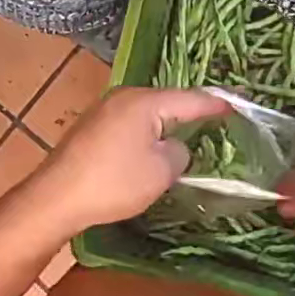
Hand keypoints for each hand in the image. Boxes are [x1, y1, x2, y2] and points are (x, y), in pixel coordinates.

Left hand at [18, 87, 231, 234]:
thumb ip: (181, 152)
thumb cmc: (113, 183)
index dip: (217, 103)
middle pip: (168, 101)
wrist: (56, 198)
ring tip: (191, 134)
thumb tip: (175, 147)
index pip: (191, 98)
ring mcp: (104, 110)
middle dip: (192, 112)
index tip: (239, 105)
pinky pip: (131, 123)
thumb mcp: (162, 171)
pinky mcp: (92, 127)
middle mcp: (124, 97)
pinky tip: (154, 147)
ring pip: (148, 113)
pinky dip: (147, 133)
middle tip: (218, 119)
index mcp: (145, 102)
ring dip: (168, 125)